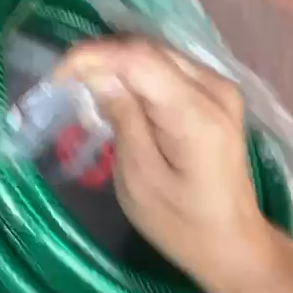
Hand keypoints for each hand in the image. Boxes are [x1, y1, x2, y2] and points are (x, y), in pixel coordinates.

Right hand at [56, 39, 282, 292]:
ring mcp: (218, 85)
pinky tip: (114, 87)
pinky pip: (163, 63)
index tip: (57, 78)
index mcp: (196, 115)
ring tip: (82, 83)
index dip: (92, 57)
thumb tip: (96, 75)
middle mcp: (213, 89)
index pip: (138, 59)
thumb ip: (122, 119)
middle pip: (145, 49)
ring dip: (113, 60)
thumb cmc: (182, 223)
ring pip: (152, 50)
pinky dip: (131, 68)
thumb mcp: (139, 179)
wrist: (235, 244)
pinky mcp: (213, 89)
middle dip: (98, 57)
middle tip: (64, 82)